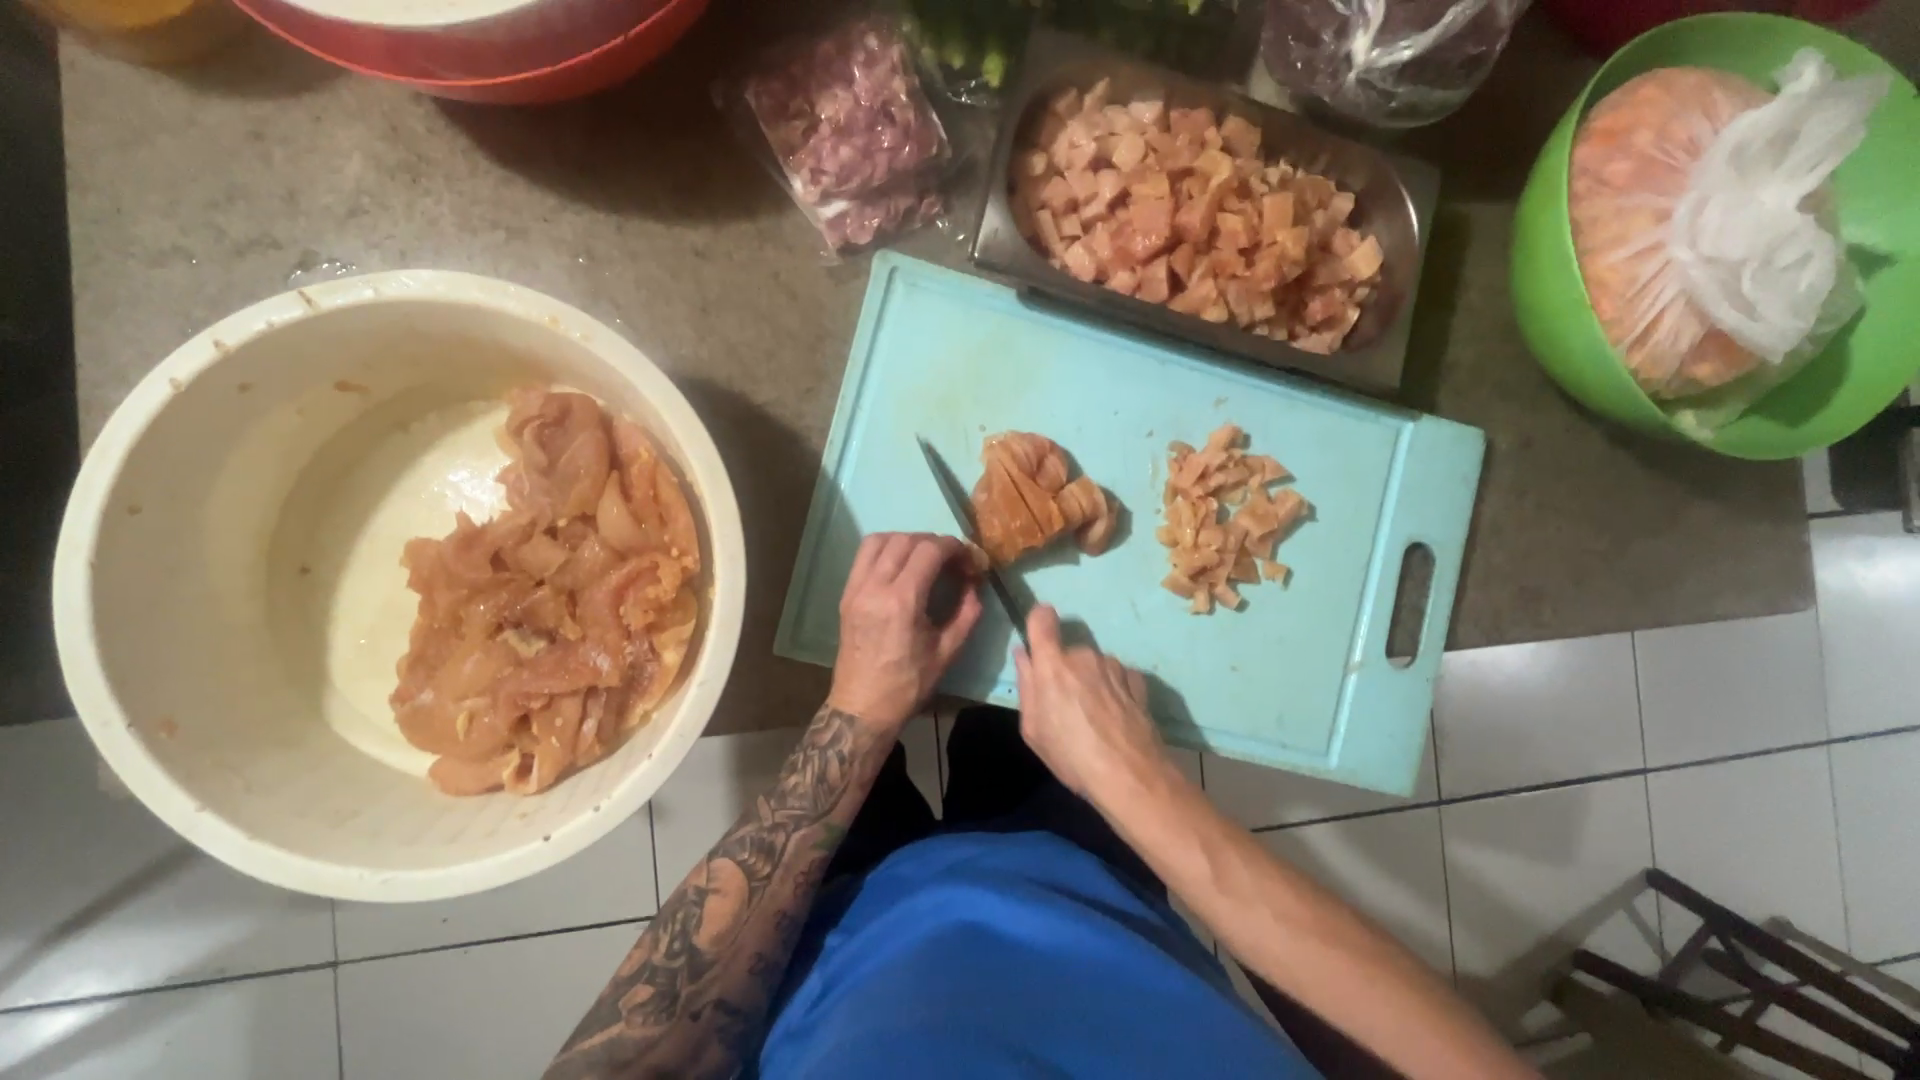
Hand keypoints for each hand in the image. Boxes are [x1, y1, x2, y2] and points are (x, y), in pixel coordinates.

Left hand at [830, 532, 983, 731]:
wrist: (863, 707)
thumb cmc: (908, 684)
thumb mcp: (947, 651)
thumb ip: (967, 613)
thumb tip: (974, 585)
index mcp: (902, 601)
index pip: (930, 550)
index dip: (955, 548)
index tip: (969, 561)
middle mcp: (875, 587)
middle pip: (906, 540)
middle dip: (935, 543)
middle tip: (952, 561)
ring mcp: (856, 588)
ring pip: (881, 540)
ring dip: (907, 540)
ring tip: (925, 558)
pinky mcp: (846, 594)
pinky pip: (864, 555)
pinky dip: (886, 549)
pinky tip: (902, 566)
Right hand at [1013, 605, 1170, 801]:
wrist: (1129, 775)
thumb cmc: (1071, 755)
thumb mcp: (1033, 729)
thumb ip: (1026, 685)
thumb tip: (1023, 655)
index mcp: (1053, 665)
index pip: (1042, 619)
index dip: (1039, 622)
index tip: (1040, 638)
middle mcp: (1084, 655)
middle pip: (1069, 651)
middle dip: (1066, 671)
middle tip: (1067, 706)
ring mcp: (1114, 666)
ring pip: (1095, 665)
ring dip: (1092, 681)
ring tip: (1095, 718)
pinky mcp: (1137, 679)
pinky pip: (1118, 676)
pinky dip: (1115, 689)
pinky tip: (1116, 717)